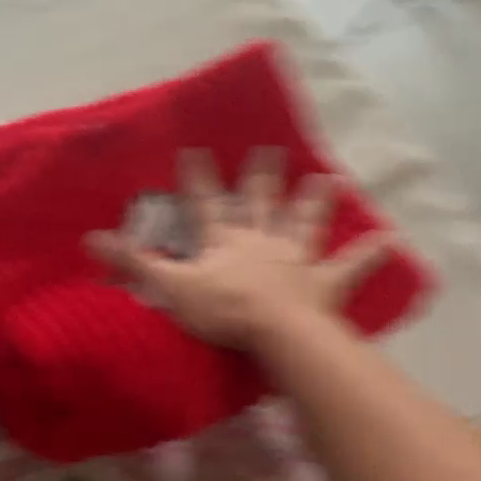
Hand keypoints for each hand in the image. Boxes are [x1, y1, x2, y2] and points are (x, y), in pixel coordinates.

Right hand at [86, 148, 394, 349]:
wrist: (276, 329)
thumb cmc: (220, 309)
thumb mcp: (169, 286)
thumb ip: (134, 263)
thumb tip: (91, 239)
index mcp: (224, 242)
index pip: (205, 206)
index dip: (197, 180)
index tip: (194, 151)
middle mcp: (262, 241)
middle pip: (260, 205)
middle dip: (260, 179)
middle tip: (268, 151)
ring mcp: (297, 260)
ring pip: (305, 224)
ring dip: (314, 203)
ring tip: (324, 180)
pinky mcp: (325, 284)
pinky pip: (350, 266)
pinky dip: (368, 253)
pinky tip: (389, 240)